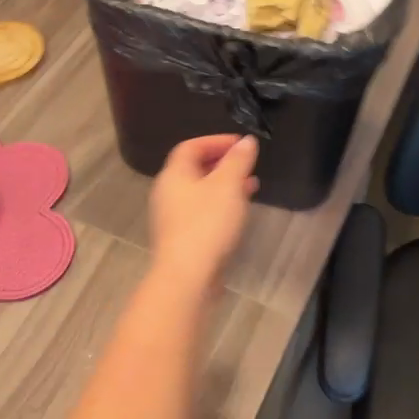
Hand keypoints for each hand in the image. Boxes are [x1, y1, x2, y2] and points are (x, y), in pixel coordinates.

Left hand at [148, 134, 259, 290]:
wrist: (186, 277)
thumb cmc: (206, 223)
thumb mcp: (228, 185)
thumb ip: (238, 160)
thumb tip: (246, 141)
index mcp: (174, 175)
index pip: (191, 146)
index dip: (216, 141)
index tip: (240, 144)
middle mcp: (168, 193)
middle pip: (194, 169)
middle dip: (222, 163)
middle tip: (246, 164)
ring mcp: (173, 218)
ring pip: (200, 192)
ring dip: (224, 185)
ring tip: (250, 186)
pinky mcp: (181, 238)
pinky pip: (202, 212)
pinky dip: (220, 205)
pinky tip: (239, 213)